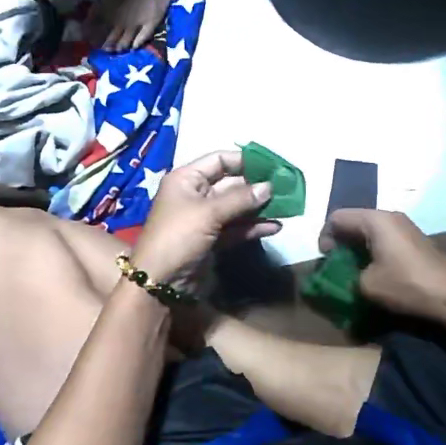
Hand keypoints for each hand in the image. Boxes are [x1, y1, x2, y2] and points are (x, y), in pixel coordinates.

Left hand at [130, 149, 278, 289]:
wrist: (159, 284)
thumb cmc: (178, 237)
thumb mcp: (208, 213)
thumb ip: (240, 199)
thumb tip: (270, 186)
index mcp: (187, 179)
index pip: (219, 160)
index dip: (245, 160)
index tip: (272, 165)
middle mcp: (196, 195)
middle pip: (232, 183)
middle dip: (257, 185)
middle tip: (285, 187)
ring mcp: (206, 219)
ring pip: (238, 207)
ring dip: (259, 207)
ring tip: (286, 207)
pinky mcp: (214, 240)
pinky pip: (238, 228)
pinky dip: (255, 227)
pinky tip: (275, 227)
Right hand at [320, 210, 445, 328]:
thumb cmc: (406, 284)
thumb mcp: (366, 285)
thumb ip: (349, 276)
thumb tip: (350, 275)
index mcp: (376, 220)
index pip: (338, 217)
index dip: (325, 237)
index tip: (327, 260)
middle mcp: (391, 216)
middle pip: (355, 221)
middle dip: (342, 242)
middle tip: (337, 266)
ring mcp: (406, 227)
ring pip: (371, 230)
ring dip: (359, 248)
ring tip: (355, 271)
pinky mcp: (416, 240)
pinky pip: (386, 238)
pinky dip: (375, 250)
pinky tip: (376, 271)